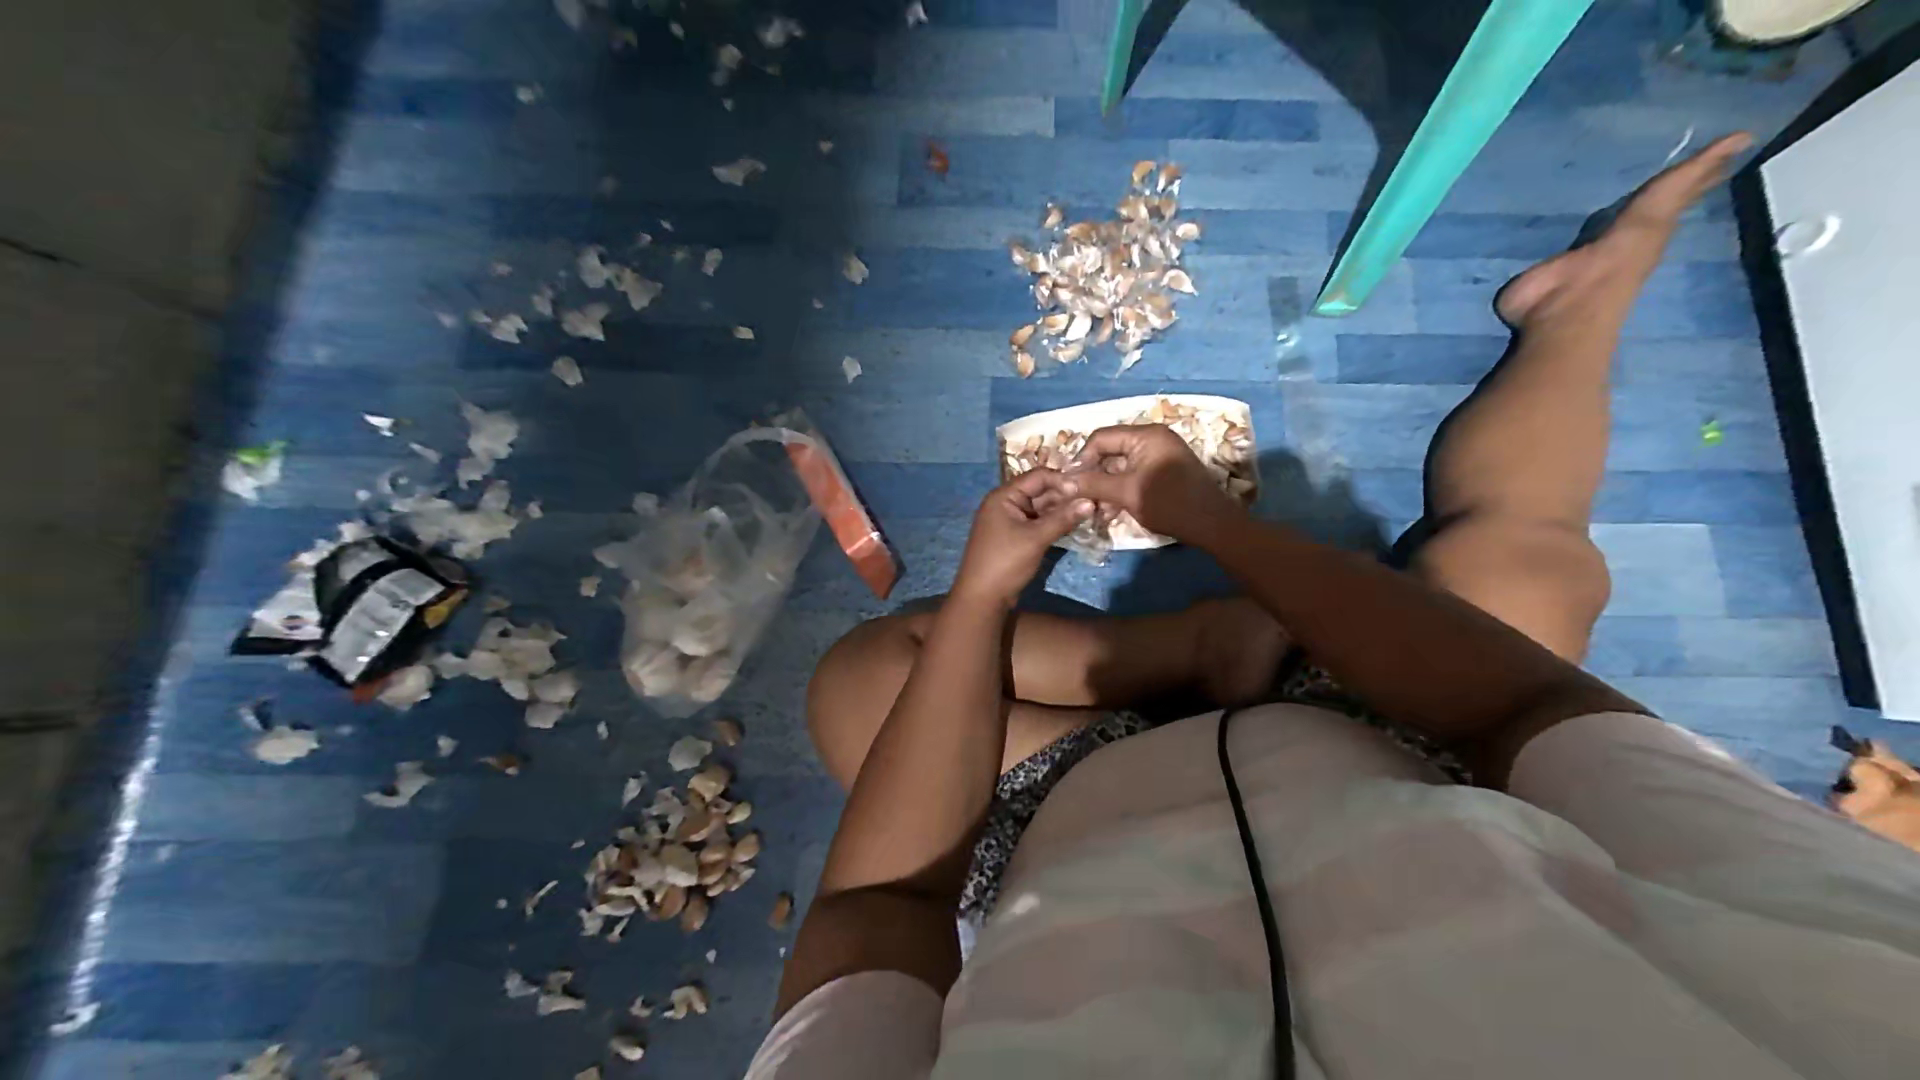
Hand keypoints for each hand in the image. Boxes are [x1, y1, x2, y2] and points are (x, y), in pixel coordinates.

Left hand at [953, 469, 1092, 604]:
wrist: (983, 597)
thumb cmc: (1005, 562)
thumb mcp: (1035, 538)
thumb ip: (1063, 518)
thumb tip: (1090, 502)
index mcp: (1003, 496)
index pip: (1038, 476)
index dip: (1063, 480)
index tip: (1087, 488)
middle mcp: (1005, 503)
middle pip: (1040, 491)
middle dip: (1065, 495)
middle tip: (1094, 499)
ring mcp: (1010, 521)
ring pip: (1041, 508)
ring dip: (1062, 510)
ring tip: (1090, 511)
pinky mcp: (1016, 536)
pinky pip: (1038, 522)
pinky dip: (1054, 523)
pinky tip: (1075, 524)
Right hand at [1070, 424, 1242, 544]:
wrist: (1211, 525)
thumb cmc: (1169, 504)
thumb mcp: (1126, 493)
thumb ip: (1093, 484)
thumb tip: (1063, 481)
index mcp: (1145, 435)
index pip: (1101, 438)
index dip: (1082, 459)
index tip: (1069, 483)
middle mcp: (1152, 439)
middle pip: (1110, 451)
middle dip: (1092, 475)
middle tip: (1078, 497)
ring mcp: (1159, 455)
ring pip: (1120, 466)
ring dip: (1104, 486)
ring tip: (1092, 508)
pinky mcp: (1162, 471)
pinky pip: (1133, 475)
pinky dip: (1119, 490)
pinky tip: (1108, 510)